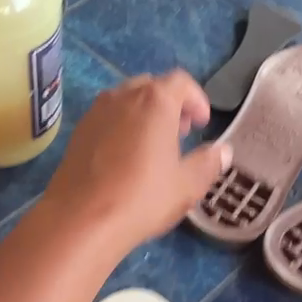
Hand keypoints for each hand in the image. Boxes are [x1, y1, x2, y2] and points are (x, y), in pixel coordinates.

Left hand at [37, 70, 228, 255]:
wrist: (80, 219)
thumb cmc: (141, 197)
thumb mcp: (187, 185)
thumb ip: (208, 163)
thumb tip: (223, 151)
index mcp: (155, 100)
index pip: (181, 82)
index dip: (197, 99)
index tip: (202, 124)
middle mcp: (123, 96)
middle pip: (152, 87)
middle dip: (170, 104)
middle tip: (181, 132)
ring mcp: (96, 112)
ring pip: (126, 101)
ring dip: (145, 115)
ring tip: (154, 146)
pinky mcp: (78, 131)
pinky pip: (107, 118)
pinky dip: (122, 127)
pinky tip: (125, 158)